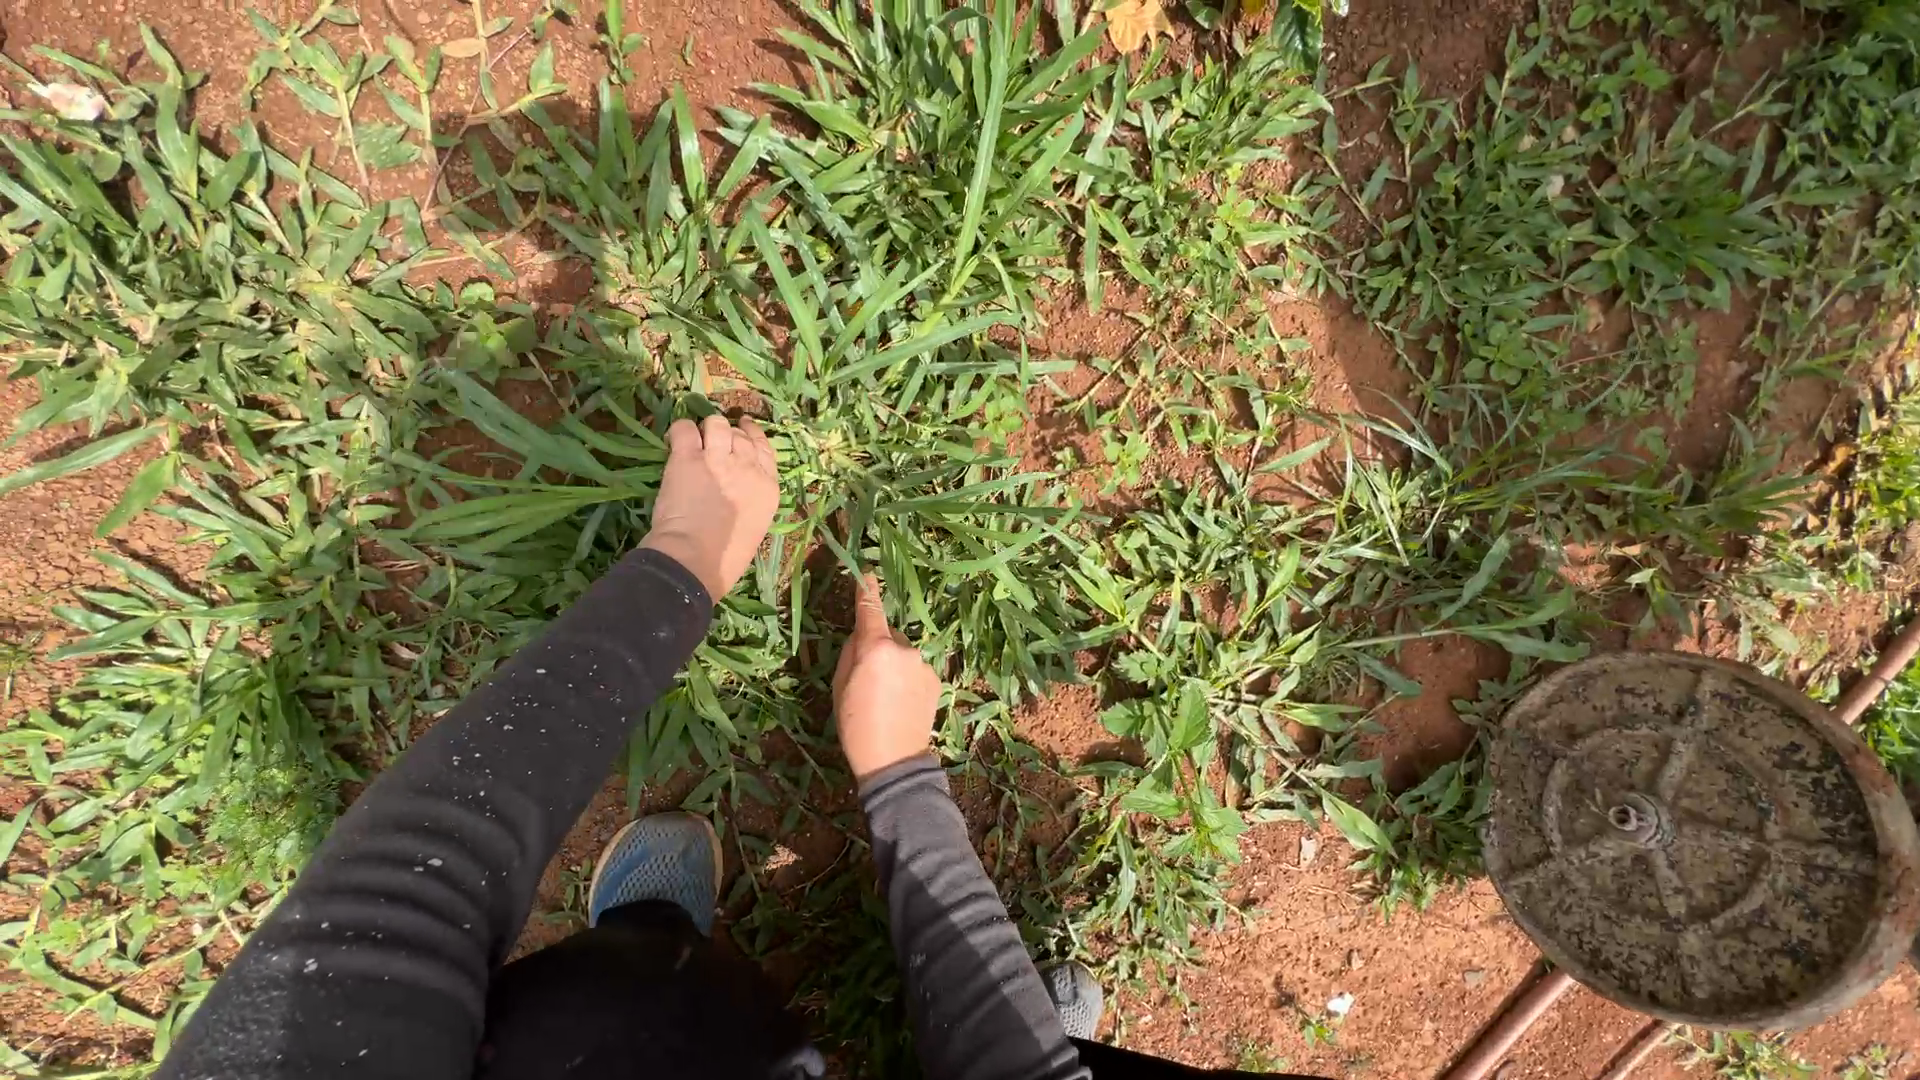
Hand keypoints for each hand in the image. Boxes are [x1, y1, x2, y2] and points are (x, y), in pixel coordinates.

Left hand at [640, 414, 779, 599]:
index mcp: (768, 487)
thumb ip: (751, 500)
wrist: (696, 557)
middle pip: (740, 435)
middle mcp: (747, 467)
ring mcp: (717, 459)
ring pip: (716, 424)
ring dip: (707, 429)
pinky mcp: (688, 458)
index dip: (753, 434)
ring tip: (697, 439)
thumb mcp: (755, 525)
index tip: (744, 428)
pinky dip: (681, 430)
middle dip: (728, 435)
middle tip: (714, 441)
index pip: (765, 448)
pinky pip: (685, 429)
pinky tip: (675, 440)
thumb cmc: (727, 557)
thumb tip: (738, 491)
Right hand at [833, 576, 941, 781]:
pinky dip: (907, 679)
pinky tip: (901, 704)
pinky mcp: (935, 678)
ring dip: (893, 665)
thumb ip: (852, 653)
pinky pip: (915, 669)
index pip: (870, 609)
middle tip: (866, 681)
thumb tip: (862, 637)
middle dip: (877, 648)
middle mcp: (904, 648)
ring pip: (902, 653)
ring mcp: (923, 663)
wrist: (894, 759)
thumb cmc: (856, 724)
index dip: (866, 590)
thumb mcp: (840, 685)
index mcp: (875, 648)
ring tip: (885, 698)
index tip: (866, 572)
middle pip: (886, 636)